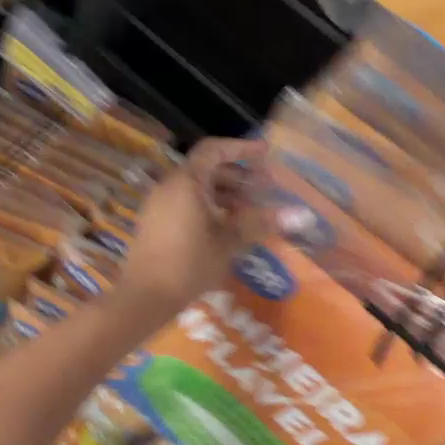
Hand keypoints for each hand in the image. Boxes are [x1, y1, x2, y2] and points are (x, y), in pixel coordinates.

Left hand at [118, 138, 268, 314]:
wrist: (144, 296)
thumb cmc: (188, 265)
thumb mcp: (227, 243)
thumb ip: (259, 223)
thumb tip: (301, 214)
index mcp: (185, 182)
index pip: (213, 149)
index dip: (241, 148)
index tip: (266, 155)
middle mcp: (168, 186)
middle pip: (206, 168)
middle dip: (238, 175)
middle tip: (267, 188)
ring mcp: (158, 204)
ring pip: (196, 187)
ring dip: (225, 193)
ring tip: (253, 209)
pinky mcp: (155, 221)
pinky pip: (185, 202)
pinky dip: (208, 205)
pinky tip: (228, 225)